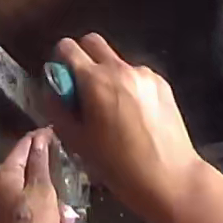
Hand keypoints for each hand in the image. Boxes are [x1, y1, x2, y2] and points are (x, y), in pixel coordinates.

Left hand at [0, 128, 61, 222]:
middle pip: (16, 170)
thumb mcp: (43, 192)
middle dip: (39, 170)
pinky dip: (27, 211)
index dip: (39, 137)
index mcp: (0, 174)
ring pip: (15, 193)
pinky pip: (10, 211)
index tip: (54, 132)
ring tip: (60, 208)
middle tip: (60, 172)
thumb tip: (39, 138)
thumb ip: (39, 162)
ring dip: (36, 194)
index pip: (22, 146)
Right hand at [43, 34, 205, 222]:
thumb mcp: (77, 142)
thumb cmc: (119, 167)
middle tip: (84, 89)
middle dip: (83, 58)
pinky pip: (136, 75)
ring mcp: (144, 74)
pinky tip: (135, 116)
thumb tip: (51, 87)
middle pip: (92, 42)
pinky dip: (128, 86)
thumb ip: (57, 108)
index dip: (60, 61)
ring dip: (108, 75)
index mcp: (96, 81)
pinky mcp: (162, 82)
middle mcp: (120, 69)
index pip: (67, 47)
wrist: (171, 180)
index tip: (63, 81)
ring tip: (114, 111)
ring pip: (116, 61)